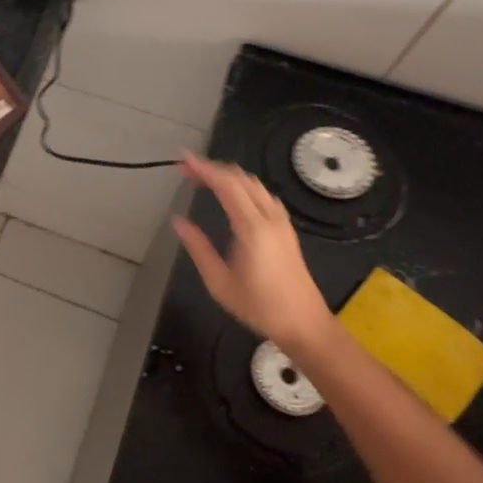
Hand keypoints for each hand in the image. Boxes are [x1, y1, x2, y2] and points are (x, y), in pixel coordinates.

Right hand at [173, 152, 334, 352]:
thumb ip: (198, 248)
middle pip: (241, 178)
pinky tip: (233, 195)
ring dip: (230, 176)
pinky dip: (244, 186)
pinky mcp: (286, 229)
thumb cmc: (259, 307)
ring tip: (205, 179)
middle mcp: (269, 218)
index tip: (183, 159)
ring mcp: (281, 222)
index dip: (204, 168)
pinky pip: (264, 195)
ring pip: (255, 184)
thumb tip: (178, 221)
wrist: (305, 323)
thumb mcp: (220, 282)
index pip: (226, 184)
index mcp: (252, 228)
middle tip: (188, 170)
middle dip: (213, 169)